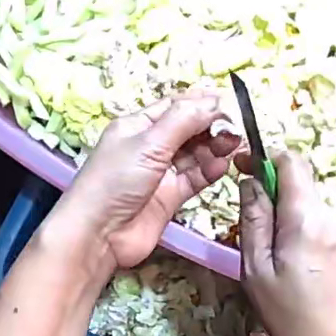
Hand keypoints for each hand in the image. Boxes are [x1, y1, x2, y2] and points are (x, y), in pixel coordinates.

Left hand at [46, 92, 239, 271]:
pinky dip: (210, 170)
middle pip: (188, 128)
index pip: (175, 106)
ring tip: (233, 144)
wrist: (99, 235)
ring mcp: (161, 172)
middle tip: (236, 127)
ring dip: (215, 147)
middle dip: (212, 125)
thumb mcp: (147, 143)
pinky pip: (196, 177)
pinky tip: (222, 165)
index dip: (202, 102)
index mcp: (137, 126)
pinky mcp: (171, 196)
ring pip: (195, 153)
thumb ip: (183, 121)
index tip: (231, 103)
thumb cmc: (115, 181)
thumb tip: (213, 101)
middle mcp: (150, 146)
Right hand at [237, 151, 335, 335]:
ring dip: (285, 218)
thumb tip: (250, 182)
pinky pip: (319, 225)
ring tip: (271, 260)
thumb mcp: (256, 270)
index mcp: (307, 218)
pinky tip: (293, 268)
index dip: (264, 156)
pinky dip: (300, 232)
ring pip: (307, 207)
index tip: (242, 166)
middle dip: (271, 196)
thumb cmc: (293, 317)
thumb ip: (253, 220)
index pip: (291, 161)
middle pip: (299, 185)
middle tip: (250, 231)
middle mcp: (333, 216)